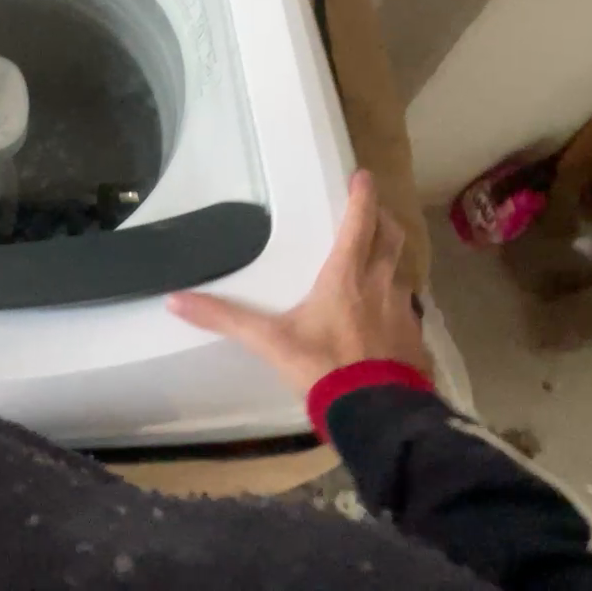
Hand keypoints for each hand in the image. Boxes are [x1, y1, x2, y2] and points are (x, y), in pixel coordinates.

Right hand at [167, 170, 427, 393]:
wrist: (379, 417)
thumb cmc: (323, 367)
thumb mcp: (268, 341)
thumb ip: (224, 318)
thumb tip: (176, 300)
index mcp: (346, 276)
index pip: (359, 224)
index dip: (362, 197)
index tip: (362, 175)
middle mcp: (380, 286)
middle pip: (391, 239)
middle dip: (384, 219)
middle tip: (374, 209)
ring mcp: (404, 312)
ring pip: (402, 272)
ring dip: (392, 258)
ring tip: (379, 258)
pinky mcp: (415, 340)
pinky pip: (409, 307)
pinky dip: (397, 298)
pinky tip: (386, 313)